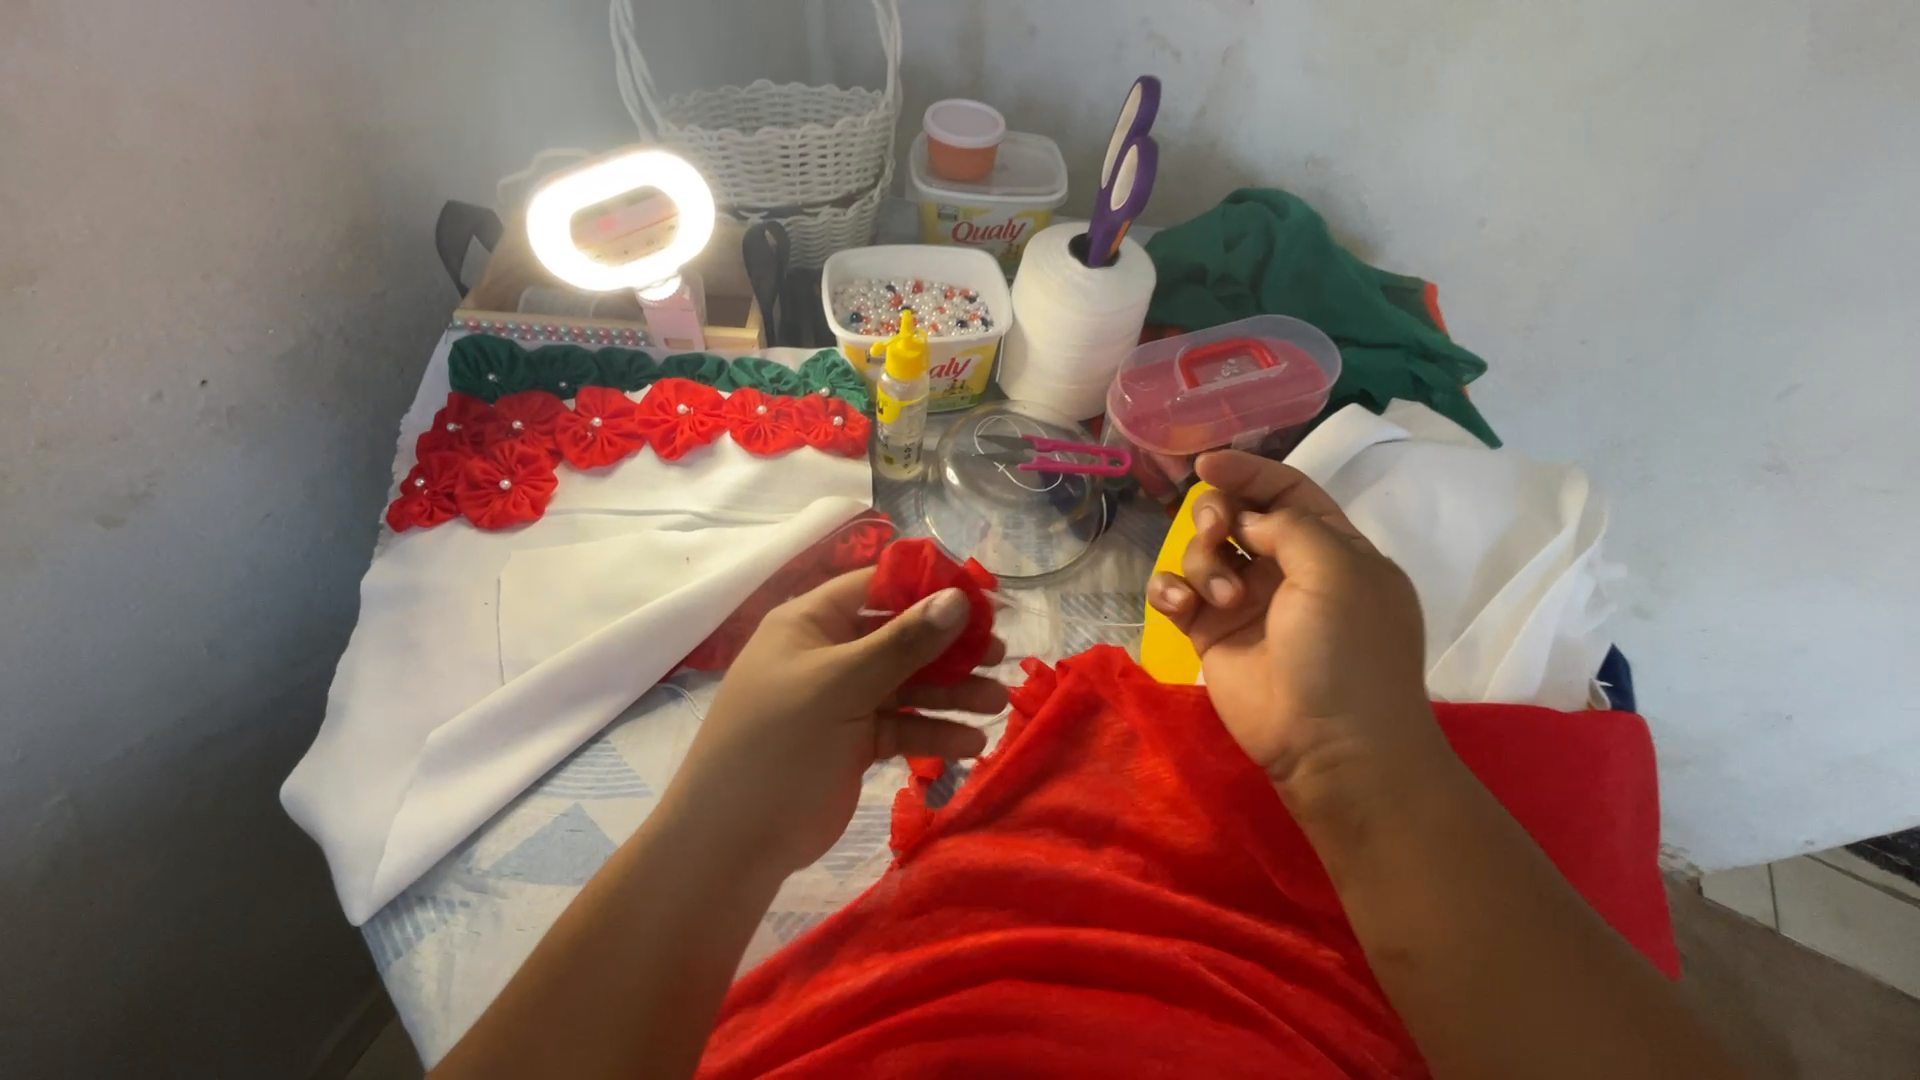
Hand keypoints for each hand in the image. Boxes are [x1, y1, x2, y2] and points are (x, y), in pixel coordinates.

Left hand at [668, 567, 1007, 875]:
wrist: (732, 842)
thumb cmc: (779, 744)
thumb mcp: (841, 684)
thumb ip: (903, 642)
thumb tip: (958, 598)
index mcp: (811, 622)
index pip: (877, 586)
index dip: (929, 588)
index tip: (981, 599)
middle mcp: (828, 654)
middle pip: (900, 637)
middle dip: (950, 648)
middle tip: (1000, 654)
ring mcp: (842, 699)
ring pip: (907, 684)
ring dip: (951, 693)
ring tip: (996, 704)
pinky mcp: (854, 741)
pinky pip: (902, 726)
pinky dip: (933, 732)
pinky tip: (969, 744)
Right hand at [1147, 451, 1444, 796]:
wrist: (1328, 744)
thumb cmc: (1347, 651)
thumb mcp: (1339, 570)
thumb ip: (1290, 524)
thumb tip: (1249, 522)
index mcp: (1330, 548)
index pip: (1285, 491)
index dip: (1248, 471)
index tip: (1206, 464)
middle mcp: (1286, 570)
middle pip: (1235, 516)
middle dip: (1217, 515)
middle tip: (1218, 532)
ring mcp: (1245, 604)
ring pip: (1203, 553)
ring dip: (1203, 563)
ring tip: (1222, 600)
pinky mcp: (1209, 634)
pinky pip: (1176, 594)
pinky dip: (1170, 591)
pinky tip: (1179, 605)